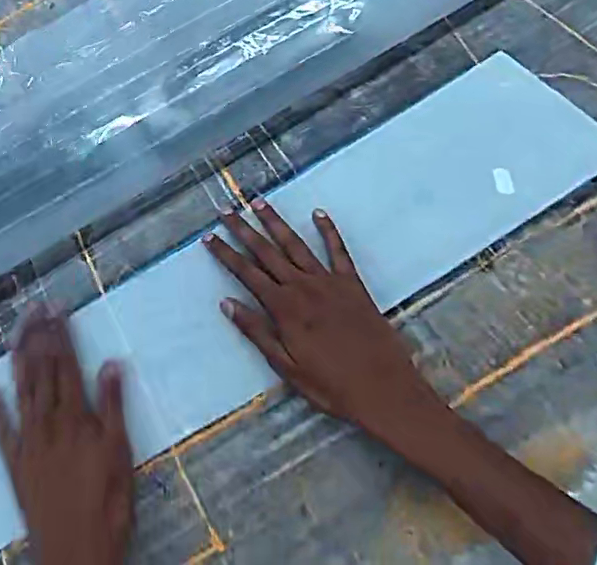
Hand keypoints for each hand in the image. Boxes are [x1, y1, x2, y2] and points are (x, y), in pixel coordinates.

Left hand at [0, 304, 133, 564]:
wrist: (74, 555)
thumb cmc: (106, 507)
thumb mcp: (120, 455)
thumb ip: (113, 407)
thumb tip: (111, 363)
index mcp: (75, 416)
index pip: (66, 364)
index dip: (61, 334)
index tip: (57, 307)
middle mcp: (48, 421)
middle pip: (42, 370)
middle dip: (39, 336)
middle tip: (35, 307)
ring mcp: (29, 441)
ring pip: (22, 391)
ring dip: (19, 360)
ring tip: (15, 333)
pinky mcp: (16, 464)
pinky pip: (3, 432)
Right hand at [206, 201, 596, 564]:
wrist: (388, 394)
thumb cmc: (333, 387)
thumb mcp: (287, 367)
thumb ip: (257, 332)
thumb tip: (227, 303)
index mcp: (284, 308)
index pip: (246, 273)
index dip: (225, 253)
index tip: (208, 236)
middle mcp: (303, 287)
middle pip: (266, 251)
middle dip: (242, 228)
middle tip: (225, 209)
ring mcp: (329, 283)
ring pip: (295, 244)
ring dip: (275, 222)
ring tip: (258, 202)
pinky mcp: (353, 285)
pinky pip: (338, 251)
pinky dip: (329, 230)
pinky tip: (319, 213)